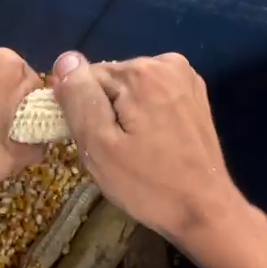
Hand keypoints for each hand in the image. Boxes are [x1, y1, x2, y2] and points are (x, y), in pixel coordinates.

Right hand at [50, 51, 255, 253]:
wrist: (202, 208)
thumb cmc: (145, 183)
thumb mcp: (98, 145)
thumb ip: (79, 99)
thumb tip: (64, 60)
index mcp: (140, 72)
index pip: (84, 78)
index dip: (78, 111)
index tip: (88, 143)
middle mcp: (166, 63)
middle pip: (108, 82)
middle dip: (101, 113)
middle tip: (110, 153)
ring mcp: (185, 78)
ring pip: (128, 91)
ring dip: (120, 117)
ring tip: (129, 150)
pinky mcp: (193, 96)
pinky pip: (150, 98)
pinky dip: (141, 118)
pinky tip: (148, 144)